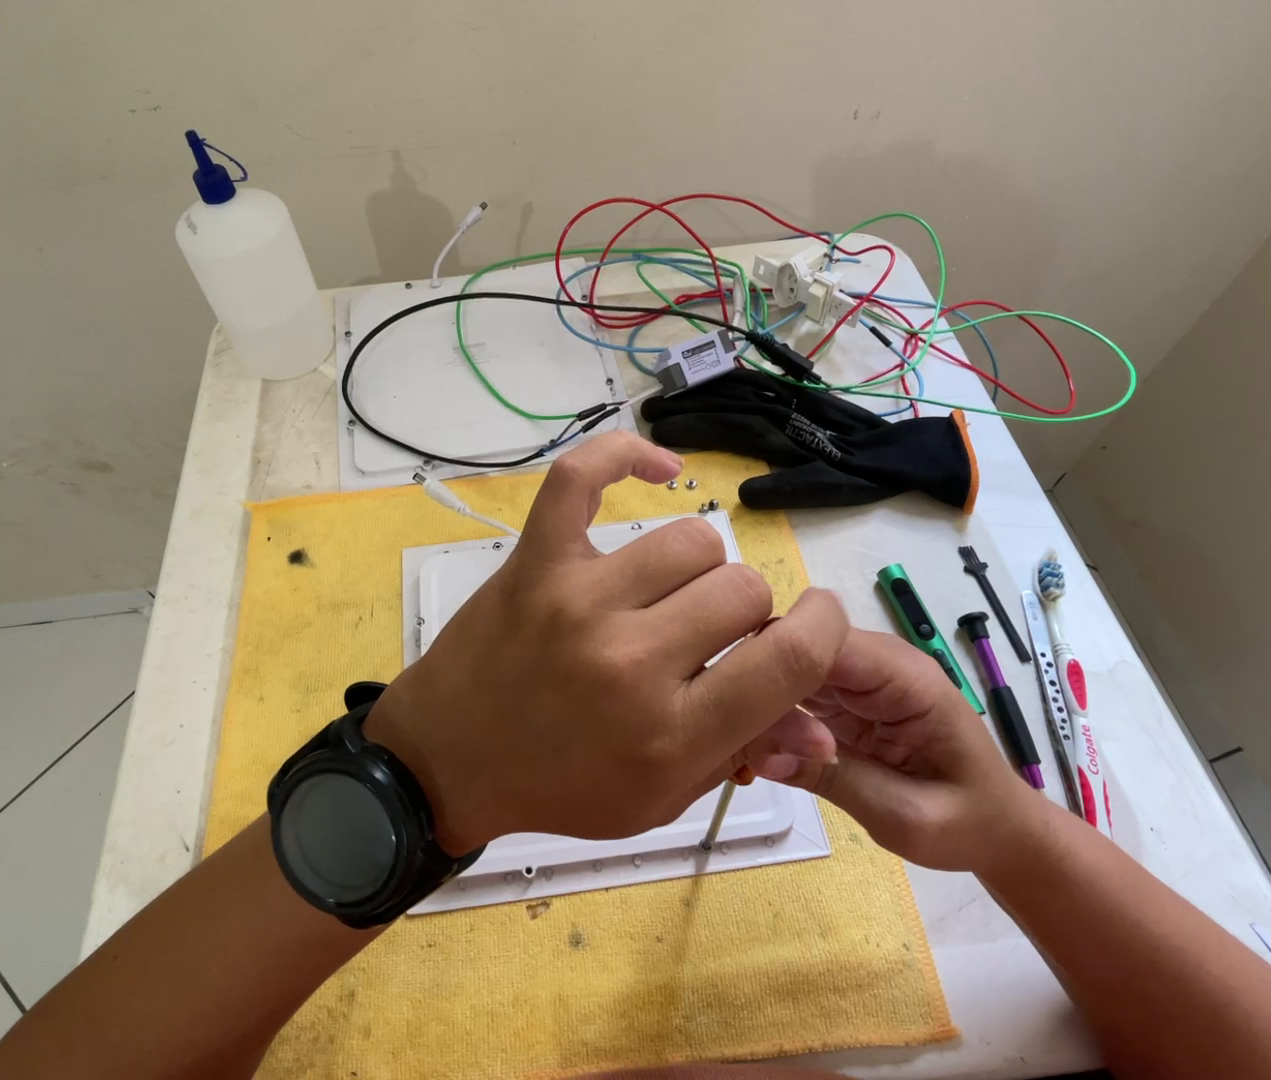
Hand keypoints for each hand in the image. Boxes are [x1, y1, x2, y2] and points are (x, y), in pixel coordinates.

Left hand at [370, 431, 848, 853]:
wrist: (447, 763)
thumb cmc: (558, 790)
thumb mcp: (657, 799)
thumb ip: (739, 753)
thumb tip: (822, 726)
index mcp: (671, 732)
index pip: (791, 657)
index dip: (823, 630)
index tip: (812, 623)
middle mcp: (631, 659)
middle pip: (743, 590)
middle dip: (744, 614)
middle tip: (707, 636)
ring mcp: (579, 600)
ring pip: (690, 540)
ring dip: (696, 569)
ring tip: (666, 595)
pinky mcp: (535, 560)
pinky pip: (583, 476)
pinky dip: (624, 455)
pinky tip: (657, 469)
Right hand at [762, 629, 1046, 872]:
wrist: (998, 830)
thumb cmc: (968, 824)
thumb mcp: (909, 818)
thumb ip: (838, 780)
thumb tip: (760, 754)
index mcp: (905, 678)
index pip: (826, 638)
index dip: (778, 661)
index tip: (739, 709)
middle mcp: (876, 663)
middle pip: (796, 643)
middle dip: (758, 683)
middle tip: (731, 739)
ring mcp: (855, 678)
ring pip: (784, 663)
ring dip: (755, 699)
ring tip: (735, 745)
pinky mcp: (839, 698)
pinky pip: (789, 688)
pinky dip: (765, 713)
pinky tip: (751, 746)